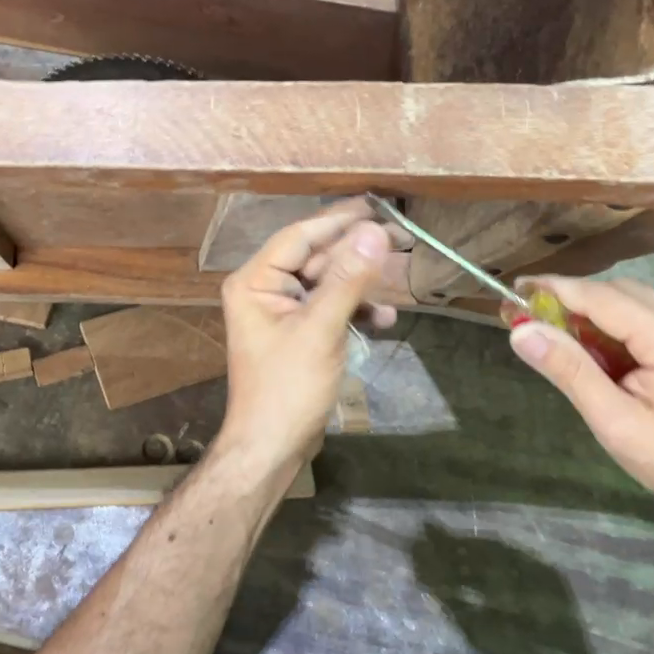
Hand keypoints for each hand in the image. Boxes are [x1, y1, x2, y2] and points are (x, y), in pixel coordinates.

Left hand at [216, 199, 394, 470]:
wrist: (272, 448)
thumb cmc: (288, 388)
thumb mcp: (320, 330)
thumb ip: (347, 280)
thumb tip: (374, 232)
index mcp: (254, 281)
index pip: (299, 236)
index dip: (338, 220)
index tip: (376, 206)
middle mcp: (263, 290)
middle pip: (314, 257)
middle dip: (355, 253)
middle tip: (399, 237)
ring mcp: (281, 313)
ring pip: (326, 283)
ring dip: (359, 285)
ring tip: (396, 282)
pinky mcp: (298, 334)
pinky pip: (328, 309)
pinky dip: (354, 311)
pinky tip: (382, 320)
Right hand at [508, 276, 653, 536]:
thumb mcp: (617, 424)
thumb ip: (570, 371)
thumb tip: (522, 331)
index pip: (603, 297)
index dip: (555, 288)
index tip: (516, 288)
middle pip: (623, 292)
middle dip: (576, 301)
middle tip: (535, 320)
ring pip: (643, 301)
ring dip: (602, 314)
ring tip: (572, 344)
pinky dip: (629, 325)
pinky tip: (614, 356)